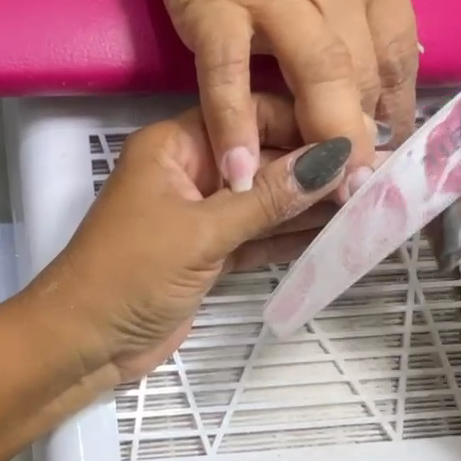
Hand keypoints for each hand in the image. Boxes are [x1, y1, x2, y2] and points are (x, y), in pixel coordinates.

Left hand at [26, 97, 352, 382]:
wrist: (83, 343)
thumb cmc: (127, 276)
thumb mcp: (200, 232)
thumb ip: (267, 199)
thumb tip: (333, 159)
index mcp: (174, 147)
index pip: (250, 117)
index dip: (304, 127)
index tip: (360, 139)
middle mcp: (186, 174)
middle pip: (261, 161)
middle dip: (313, 172)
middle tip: (377, 177)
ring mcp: (195, 219)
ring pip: (261, 204)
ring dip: (307, 209)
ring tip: (368, 205)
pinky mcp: (202, 259)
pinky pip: (253, 240)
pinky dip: (285, 240)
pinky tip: (332, 236)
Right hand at [154, 0, 415, 191]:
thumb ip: (352, 0)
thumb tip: (372, 68)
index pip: (397, 51)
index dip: (400, 111)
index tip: (394, 156)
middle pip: (366, 73)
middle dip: (371, 140)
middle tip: (366, 197)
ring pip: (317, 76)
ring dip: (324, 140)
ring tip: (325, 199)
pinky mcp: (216, 8)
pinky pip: (227, 75)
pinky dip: (234, 126)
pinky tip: (241, 172)